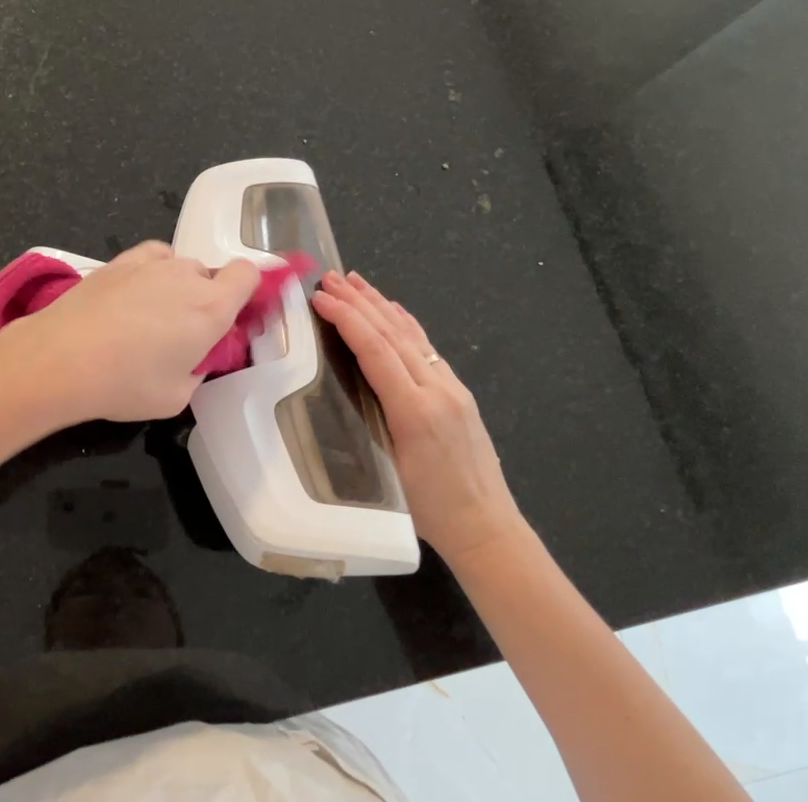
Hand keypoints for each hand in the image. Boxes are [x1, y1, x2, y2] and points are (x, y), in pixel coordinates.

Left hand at [0, 241, 259, 426]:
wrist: (61, 358)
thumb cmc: (125, 383)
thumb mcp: (176, 397)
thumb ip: (197, 371)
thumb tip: (192, 359)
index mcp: (212, 309)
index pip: (249, 276)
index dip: (249, 292)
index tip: (236, 316)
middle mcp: (186, 277)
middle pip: (211, 276)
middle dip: (206, 299)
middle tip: (184, 334)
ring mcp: (150, 264)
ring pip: (179, 267)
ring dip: (176, 287)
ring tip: (150, 319)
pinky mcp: (117, 261)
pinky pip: (152, 257)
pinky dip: (151, 272)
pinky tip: (135, 294)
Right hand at [311, 271, 523, 560]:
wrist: (488, 530)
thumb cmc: (429, 512)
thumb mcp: (388, 471)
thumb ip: (369, 423)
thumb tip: (338, 390)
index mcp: (416, 410)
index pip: (377, 350)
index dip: (347, 319)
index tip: (320, 297)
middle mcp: (438, 390)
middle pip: (394, 334)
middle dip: (360, 302)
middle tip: (331, 277)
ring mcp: (452, 390)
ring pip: (412, 336)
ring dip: (380, 305)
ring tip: (356, 281)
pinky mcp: (459, 395)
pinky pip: (427, 349)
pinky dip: (405, 324)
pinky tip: (395, 311)